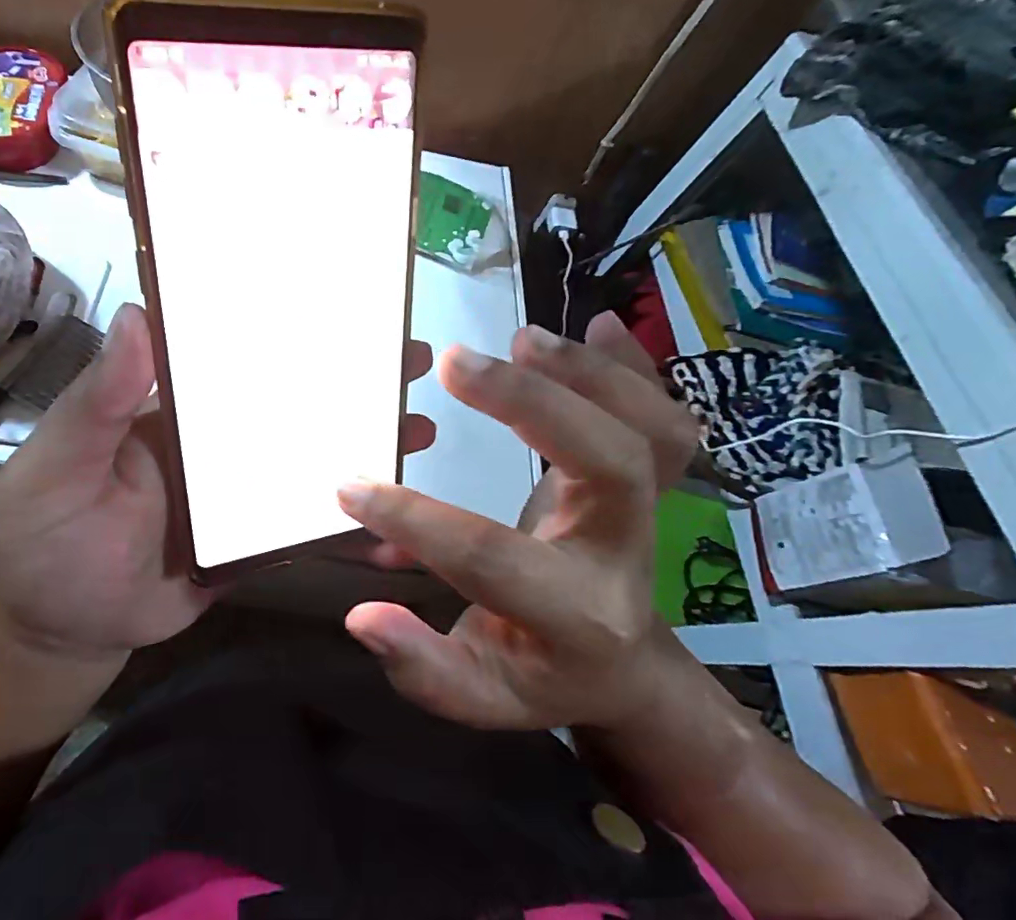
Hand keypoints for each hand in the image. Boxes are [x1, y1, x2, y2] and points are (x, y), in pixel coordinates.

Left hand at [0, 304, 438, 661]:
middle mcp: (213, 446)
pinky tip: (395, 537)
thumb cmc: (43, 535)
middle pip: (289, 406)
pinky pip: (305, 535)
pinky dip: (347, 535)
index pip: (234, 356)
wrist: (59, 628)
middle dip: (348, 385)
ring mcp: (237, 499)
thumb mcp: (59, 464)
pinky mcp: (251, 549)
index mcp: (173, 410)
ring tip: (421, 433)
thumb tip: (139, 315)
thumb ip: (99, 401)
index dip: (287, 330)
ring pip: (309, 466)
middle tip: (412, 362)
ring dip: (362, 451)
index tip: (345, 307)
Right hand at [338, 315, 700, 731]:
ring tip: (522, 338)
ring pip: (653, 433)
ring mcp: (647, 512)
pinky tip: (597, 324)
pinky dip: (634, 367)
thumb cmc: (538, 673)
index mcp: (574, 615)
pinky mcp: (651, 481)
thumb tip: (363, 617)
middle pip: (611, 466)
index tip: (352, 486)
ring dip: (590, 374)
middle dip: (534, 406)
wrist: (620, 665)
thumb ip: (422, 666)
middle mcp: (622, 555)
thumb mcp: (476, 691)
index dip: (416, 520)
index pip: (491, 556)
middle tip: (455, 362)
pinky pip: (664, 418)